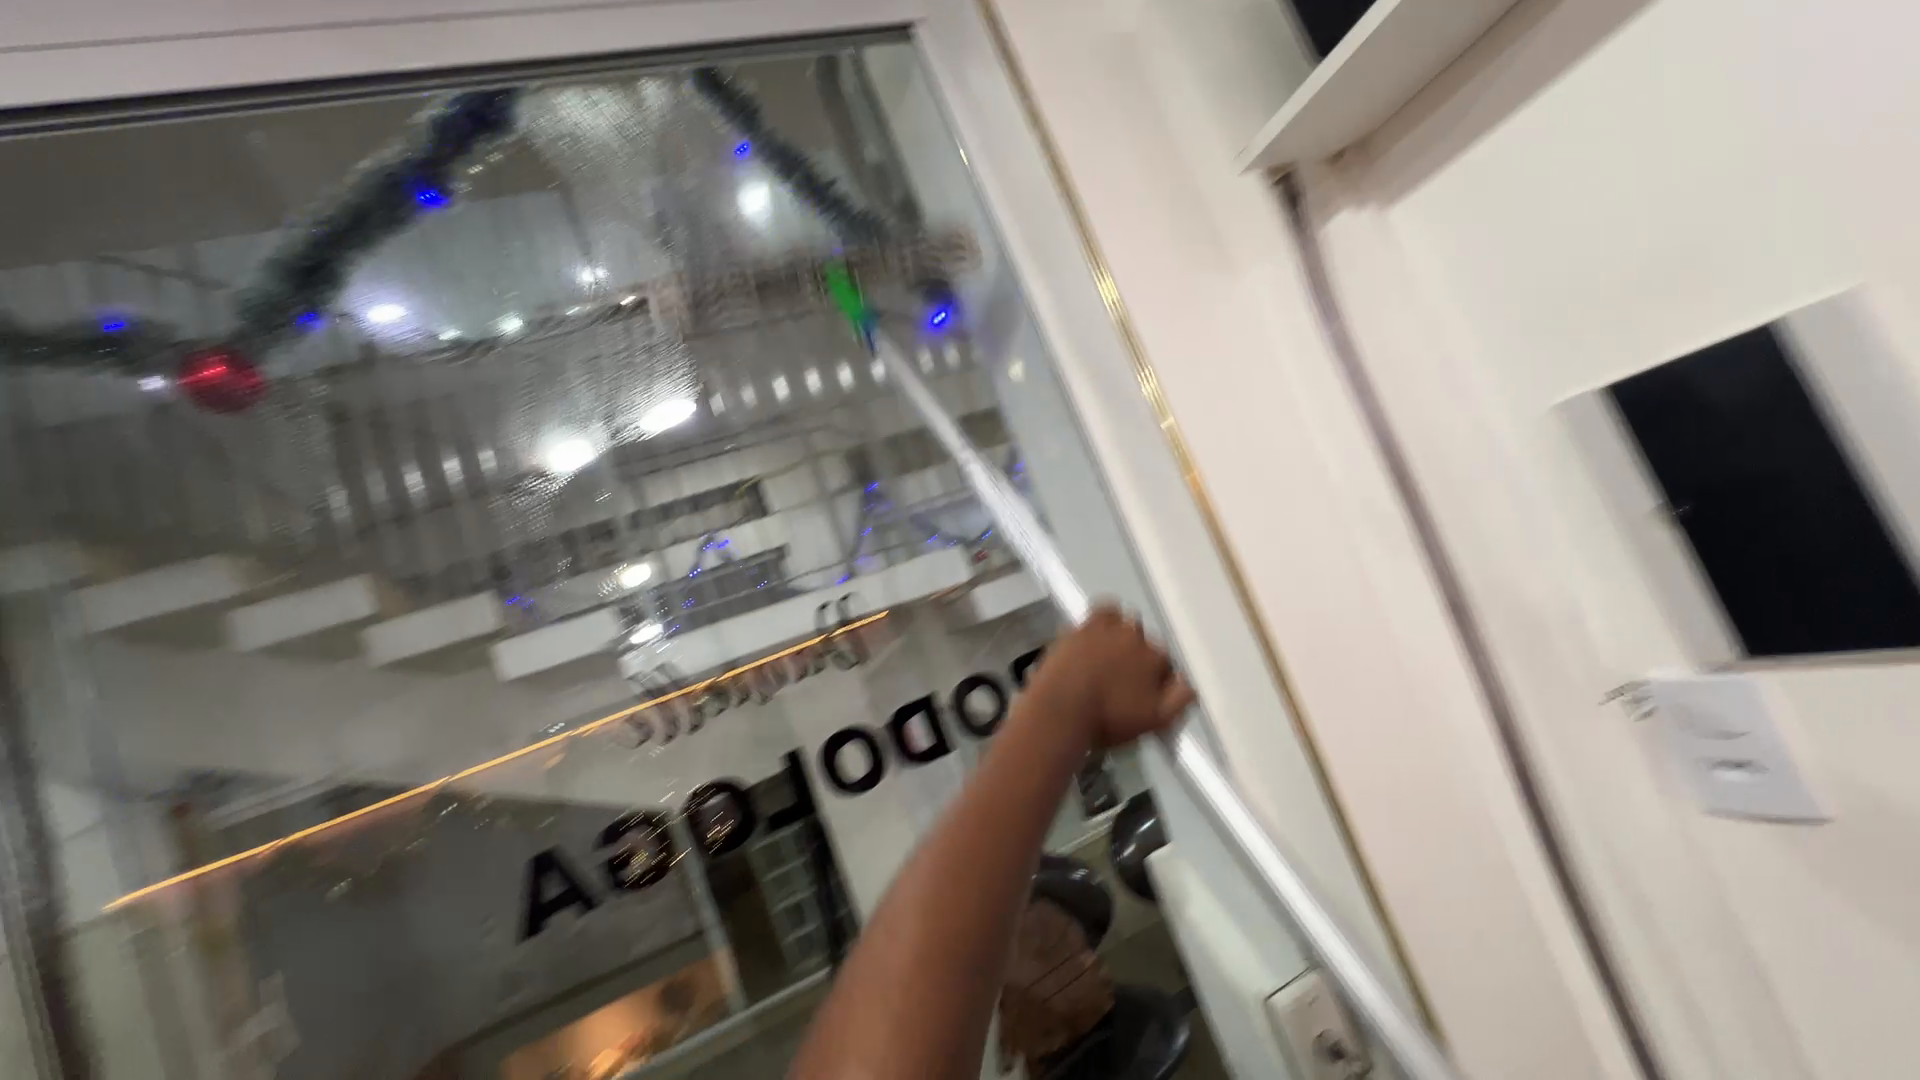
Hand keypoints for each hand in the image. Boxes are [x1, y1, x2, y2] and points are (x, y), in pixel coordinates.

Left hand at [1027, 605, 1194, 749]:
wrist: (1061, 711)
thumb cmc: (1107, 721)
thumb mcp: (1155, 721)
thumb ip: (1180, 699)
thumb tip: (1189, 682)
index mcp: (1158, 660)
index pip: (1165, 664)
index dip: (1154, 680)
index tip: (1140, 694)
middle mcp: (1139, 638)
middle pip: (1146, 644)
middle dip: (1138, 660)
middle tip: (1120, 682)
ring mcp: (1111, 628)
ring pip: (1128, 624)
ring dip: (1123, 638)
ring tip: (1107, 660)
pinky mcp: (1085, 625)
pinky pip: (1105, 609)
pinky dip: (1107, 618)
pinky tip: (1100, 632)